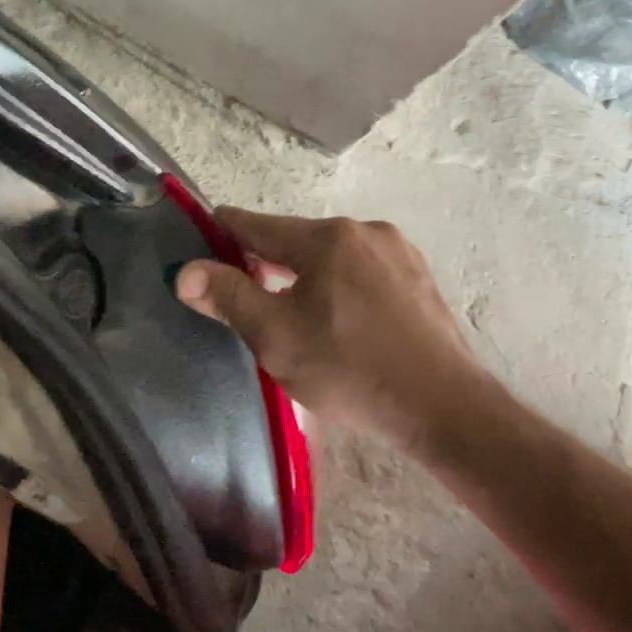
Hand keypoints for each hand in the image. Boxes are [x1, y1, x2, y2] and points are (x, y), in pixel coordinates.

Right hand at [173, 208, 502, 453]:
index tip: (199, 244)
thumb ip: (228, 297)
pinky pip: (363, 274)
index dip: (221, 233)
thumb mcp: (275, 337)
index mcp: (326, 238)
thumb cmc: (351, 370)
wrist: (446, 408)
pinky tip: (341, 325)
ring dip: (306, 279)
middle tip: (247, 303)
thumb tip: (186, 271)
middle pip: (295, 241)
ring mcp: (399, 253)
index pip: (255, 224)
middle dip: (267, 265)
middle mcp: (364, 231)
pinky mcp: (419, 279)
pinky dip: (341, 289)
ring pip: (332, 258)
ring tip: (295, 320)